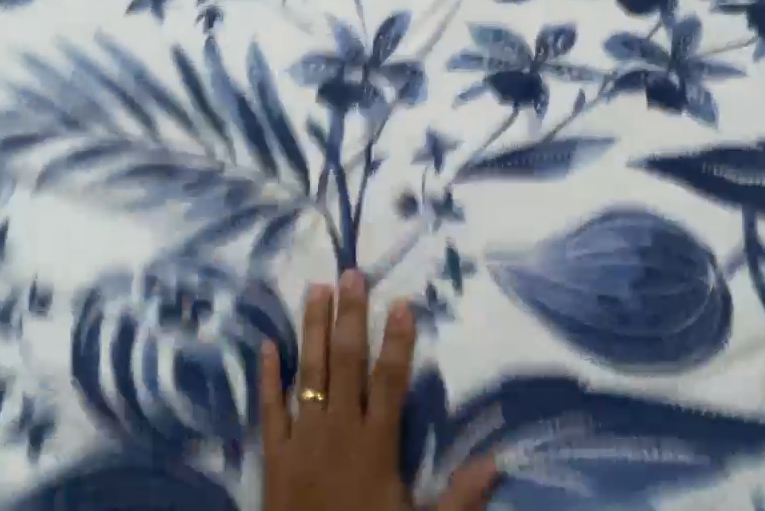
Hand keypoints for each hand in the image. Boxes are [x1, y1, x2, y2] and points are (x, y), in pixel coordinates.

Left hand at [260, 271, 498, 510]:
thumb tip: (498, 462)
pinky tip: (266, 344)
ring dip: (312, 329)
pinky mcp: (274, 455)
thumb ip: (458, 497)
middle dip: (351, 316)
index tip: (402, 302)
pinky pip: (269, 409)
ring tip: (315, 289)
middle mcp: (339, 431)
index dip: (397, 340)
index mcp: (376, 444)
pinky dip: (267, 377)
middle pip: (346, 362)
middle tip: (351, 274)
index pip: (389, 380)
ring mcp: (302, 439)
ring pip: (309, 373)